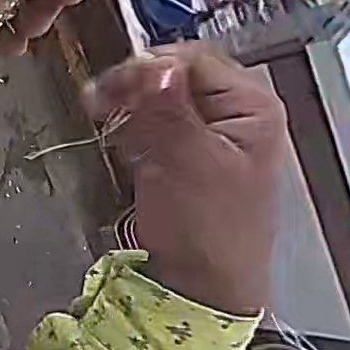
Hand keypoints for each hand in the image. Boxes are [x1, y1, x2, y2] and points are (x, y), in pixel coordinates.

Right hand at [87, 44, 287, 315]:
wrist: (199, 288)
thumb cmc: (206, 229)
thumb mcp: (186, 162)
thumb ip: (168, 109)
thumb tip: (154, 63)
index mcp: (251, 107)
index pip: (193, 61)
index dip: (149, 68)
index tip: (111, 85)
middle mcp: (233, 114)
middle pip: (177, 77)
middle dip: (135, 87)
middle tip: (98, 100)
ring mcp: (208, 135)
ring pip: (161, 99)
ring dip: (129, 105)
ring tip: (100, 116)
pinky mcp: (185, 154)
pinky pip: (155, 124)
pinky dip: (132, 125)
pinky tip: (116, 136)